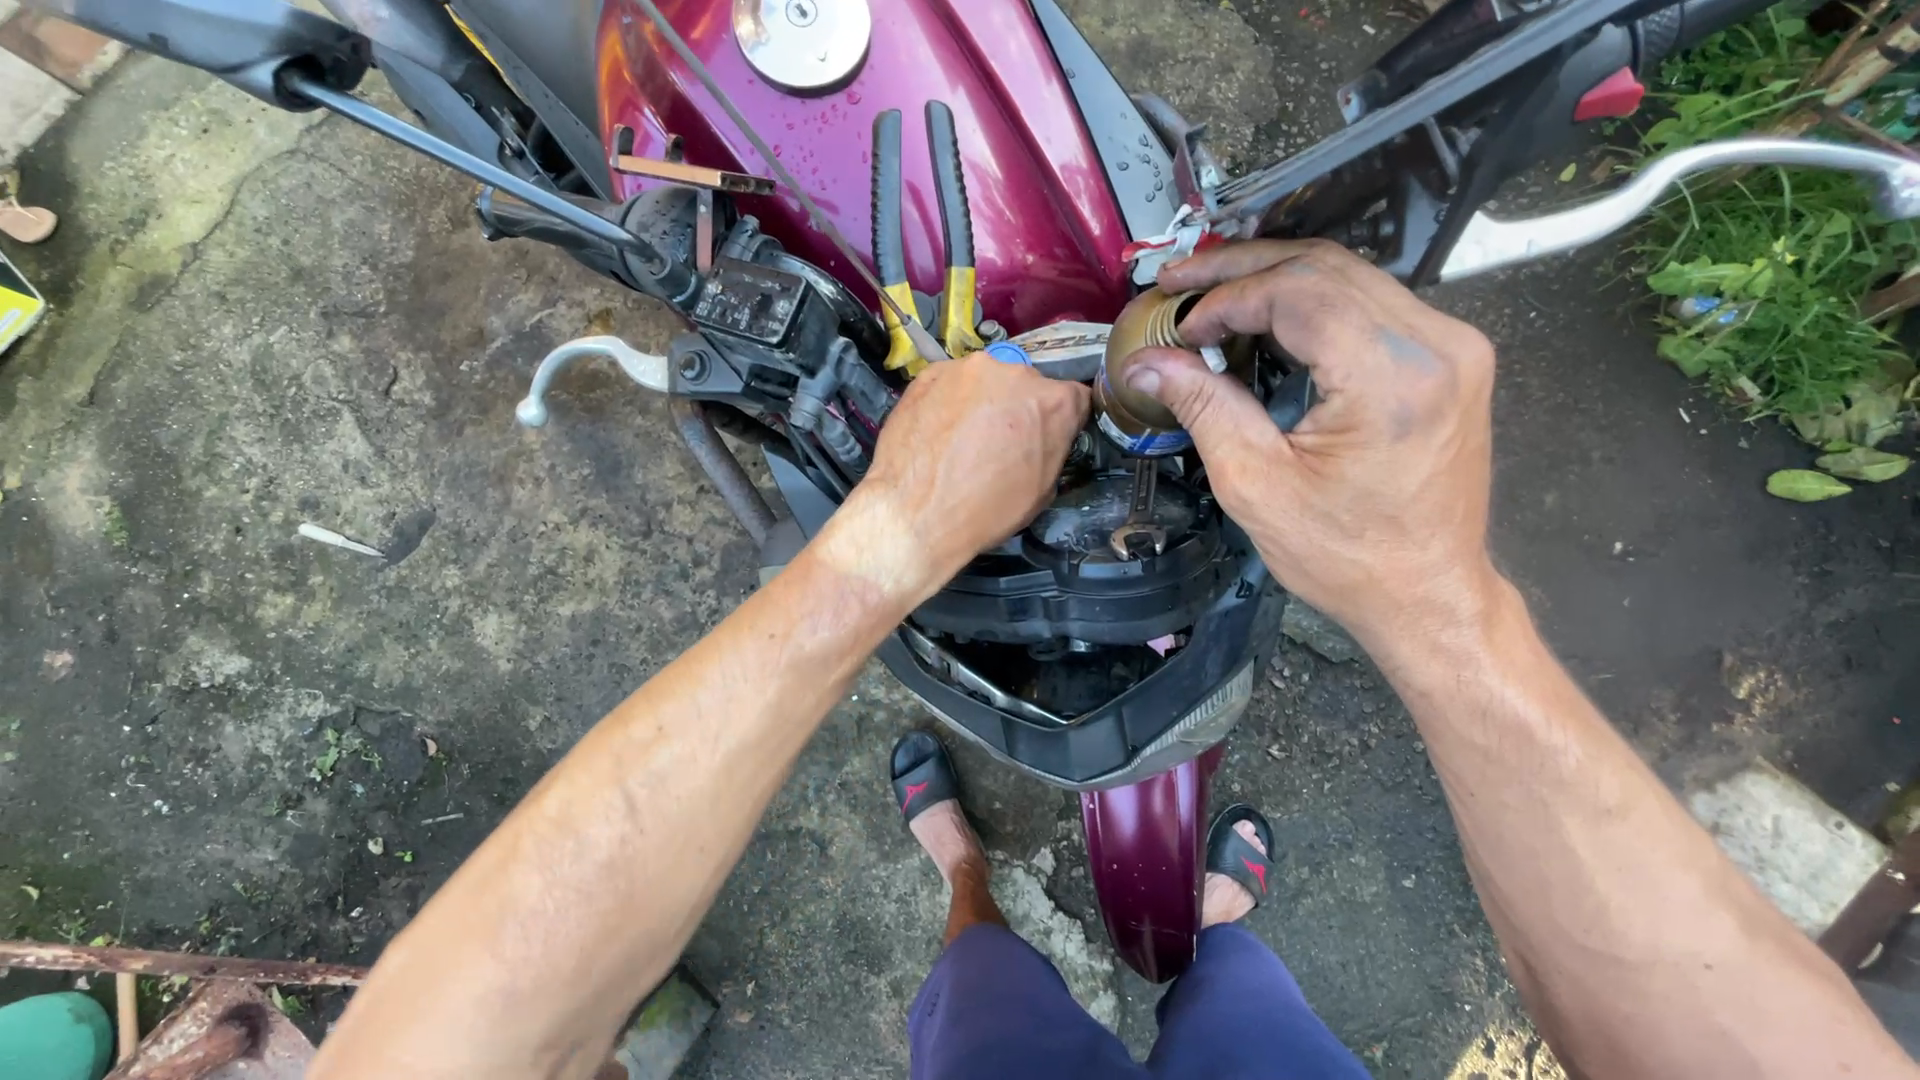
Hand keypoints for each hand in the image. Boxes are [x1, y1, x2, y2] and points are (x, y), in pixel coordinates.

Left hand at [827, 351, 1088, 600]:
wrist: (915, 513)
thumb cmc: (985, 511)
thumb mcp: (1041, 491)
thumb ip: (1051, 448)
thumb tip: (1044, 438)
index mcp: (1053, 402)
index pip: (1074, 398)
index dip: (1061, 421)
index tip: (1046, 437)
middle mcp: (1015, 372)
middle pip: (1027, 385)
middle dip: (1019, 409)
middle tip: (1000, 441)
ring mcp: (969, 368)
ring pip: (986, 381)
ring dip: (983, 401)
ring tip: (964, 437)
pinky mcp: (930, 372)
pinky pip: (951, 383)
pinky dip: (950, 401)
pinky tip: (939, 431)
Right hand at [1125, 239, 1498, 646]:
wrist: (1428, 593)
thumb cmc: (1342, 555)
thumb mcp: (1255, 484)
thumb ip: (1203, 407)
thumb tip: (1143, 362)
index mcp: (1392, 376)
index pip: (1298, 293)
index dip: (1226, 298)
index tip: (1178, 327)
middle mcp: (1436, 342)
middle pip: (1325, 267)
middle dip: (1242, 268)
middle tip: (1177, 279)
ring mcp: (1453, 344)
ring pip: (1349, 276)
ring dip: (1274, 277)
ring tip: (1209, 291)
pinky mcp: (1450, 356)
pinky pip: (1370, 302)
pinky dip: (1309, 300)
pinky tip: (1263, 314)